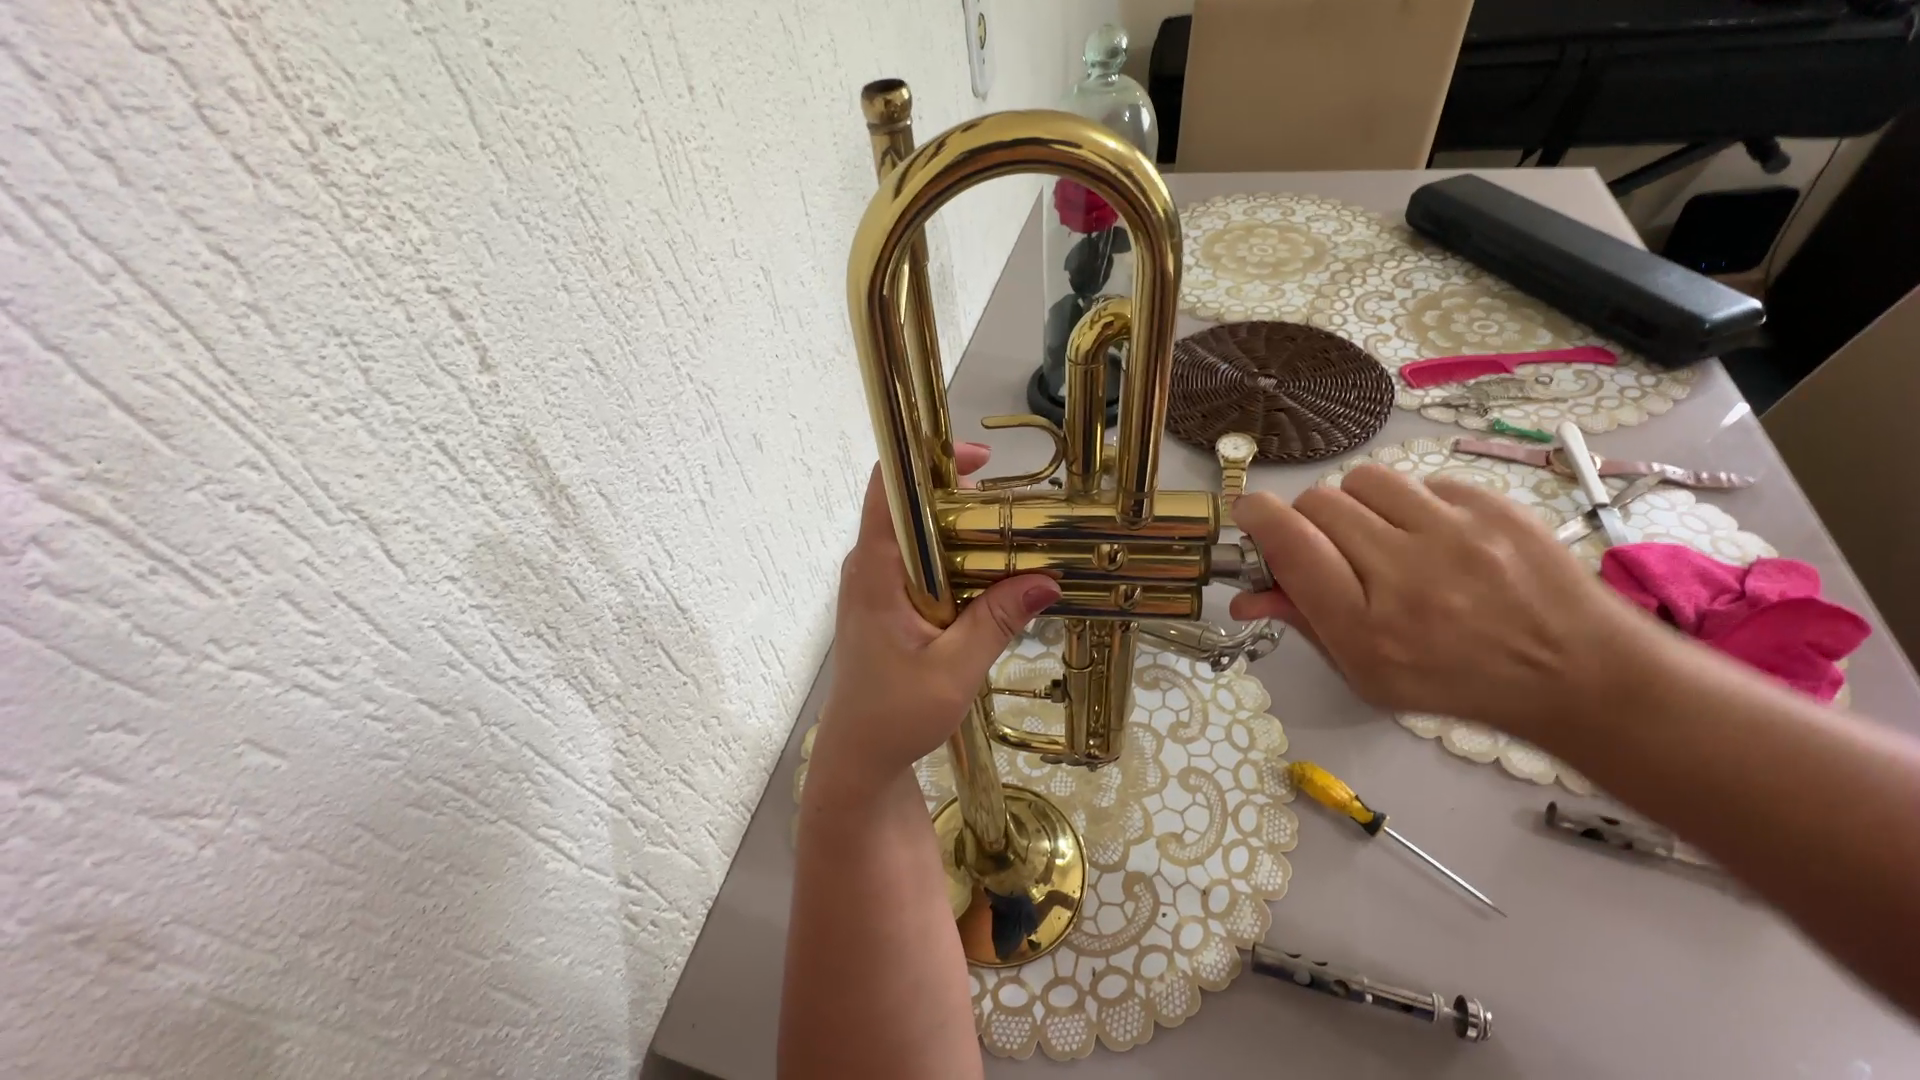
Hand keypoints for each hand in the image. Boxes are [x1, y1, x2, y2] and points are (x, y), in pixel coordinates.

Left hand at [812, 444, 1061, 791]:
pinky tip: (991, 574)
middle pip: (910, 505)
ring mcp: (874, 583)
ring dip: (963, 529)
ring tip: (1013, 537)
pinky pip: (922, 561)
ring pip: (919, 534)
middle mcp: (868, 566)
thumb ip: (997, 622)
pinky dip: (956, 557)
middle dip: (963, 496)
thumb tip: (1047, 579)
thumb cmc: (894, 716)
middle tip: (1015, 508)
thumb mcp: (953, 671)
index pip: (887, 490)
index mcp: (874, 572)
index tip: (981, 462)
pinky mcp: (886, 601)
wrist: (859, 755)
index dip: (929, 461)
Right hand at [1228, 465, 1658, 737]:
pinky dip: (1414, 506)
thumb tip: (1245, 596)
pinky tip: (1436, 538)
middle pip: (1318, 504)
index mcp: (1366, 627)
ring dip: (1357, 504)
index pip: (1290, 544)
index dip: (1256, 518)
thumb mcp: (1367, 674)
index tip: (1249, 515)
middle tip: (1330, 547)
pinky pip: (1421, 483)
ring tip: (1382, 534)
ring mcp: (1455, 533)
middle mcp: (1405, 573)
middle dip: (1308, 520)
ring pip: (1364, 480)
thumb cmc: (1455, 681)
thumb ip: (1305, 625)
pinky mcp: (1493, 507)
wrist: (1577, 672)